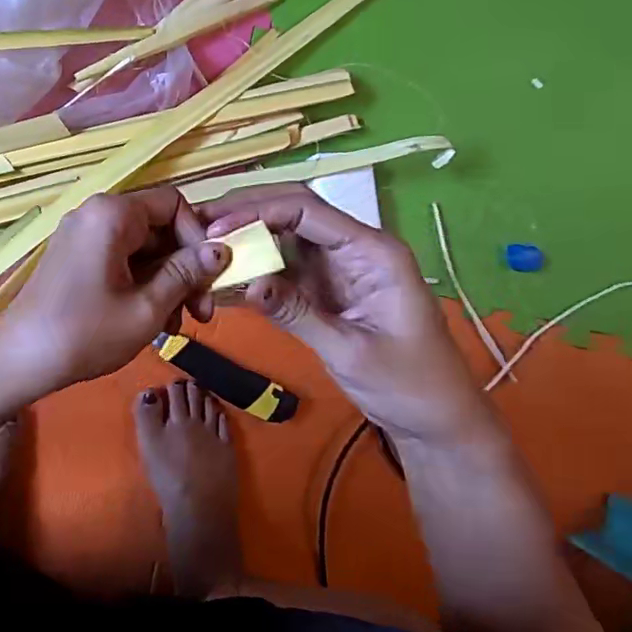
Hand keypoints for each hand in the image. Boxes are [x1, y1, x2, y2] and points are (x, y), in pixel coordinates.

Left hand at [0, 187, 228, 396]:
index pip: (173, 204)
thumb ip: (186, 274)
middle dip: (184, 268)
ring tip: (176, 326)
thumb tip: (221, 250)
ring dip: (165, 282)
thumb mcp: (147, 307)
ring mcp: (80, 236)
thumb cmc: (86, 333)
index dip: (198, 238)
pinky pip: (118, 260)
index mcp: (111, 214)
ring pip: (140, 248)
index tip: (208, 278)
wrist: (20, 360)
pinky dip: (139, 284)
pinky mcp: (73, 258)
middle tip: (200, 313)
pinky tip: (151, 321)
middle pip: (157, 227)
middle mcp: (94, 214)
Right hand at [198, 186, 496, 446]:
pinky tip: (221, 277)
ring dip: (243, 238)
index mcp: (372, 251)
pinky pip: (280, 268)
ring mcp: (335, 267)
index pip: (307, 210)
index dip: (257, 211)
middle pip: (291, 211)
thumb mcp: (350, 352)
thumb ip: (297, 313)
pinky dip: (251, 269)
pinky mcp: (322, 288)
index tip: (215, 229)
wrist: (436, 421)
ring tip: (199, 244)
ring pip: (281, 236)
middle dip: (244, 212)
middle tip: (196, 223)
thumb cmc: (409, 385)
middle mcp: (352, 248)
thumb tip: (247, 283)